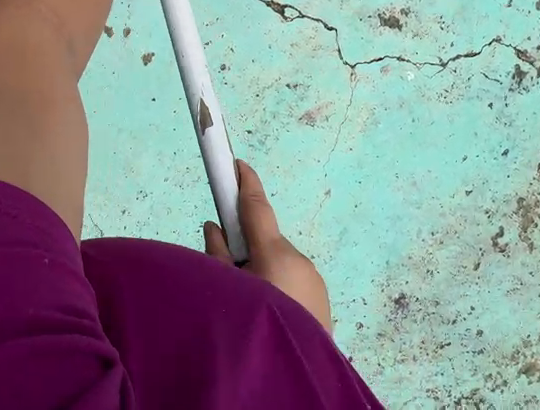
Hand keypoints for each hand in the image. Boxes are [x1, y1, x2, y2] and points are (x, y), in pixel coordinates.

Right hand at [204, 160, 333, 332]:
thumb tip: (215, 228)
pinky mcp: (324, 305)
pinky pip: (293, 283)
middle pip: (265, 240)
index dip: (244, 181)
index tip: (237, 163)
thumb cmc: (254, 323)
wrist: (294, 377)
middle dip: (246, 247)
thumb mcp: (223, 287)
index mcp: (274, 252)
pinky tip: (270, 316)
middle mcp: (299, 260)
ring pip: (279, 263)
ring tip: (250, 305)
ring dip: (263, 271)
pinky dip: (279, 289)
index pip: (256, 206)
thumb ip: (217, 253)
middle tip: (229, 274)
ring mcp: (316, 283)